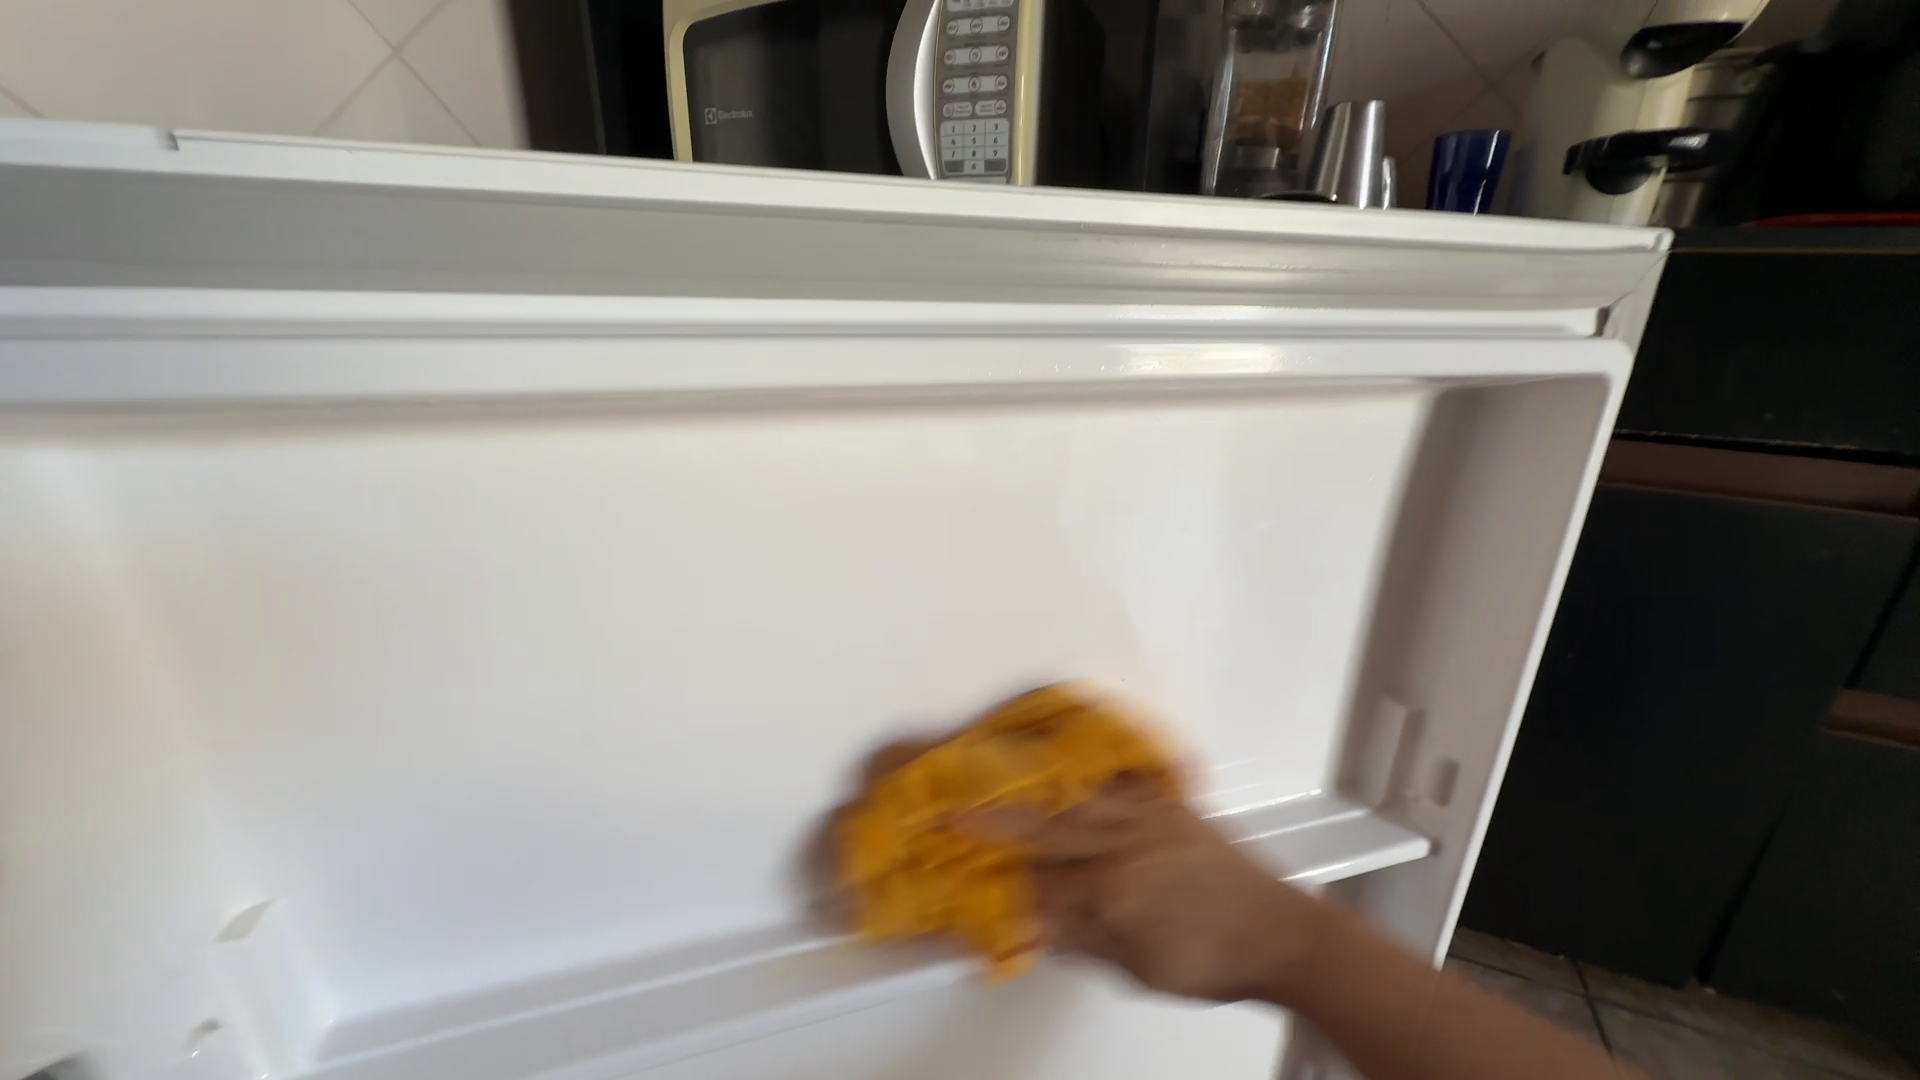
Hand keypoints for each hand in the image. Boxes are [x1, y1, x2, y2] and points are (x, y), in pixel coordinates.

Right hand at [965, 778, 1330, 1003]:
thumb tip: (1030, 928)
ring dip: (1032, 791)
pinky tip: (1064, 768)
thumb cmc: (1211, 962)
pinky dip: (1085, 777)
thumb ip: (1081, 941)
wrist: (1280, 933)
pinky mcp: (1168, 804)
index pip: (1041, 886)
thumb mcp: (1140, 968)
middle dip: (994, 824)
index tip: (966, 877)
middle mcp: (1124, 846)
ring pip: (1075, 801)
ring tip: (993, 776)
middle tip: (952, 812)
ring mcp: (1147, 818)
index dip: (1001, 884)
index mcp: (1114, 893)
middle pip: (1046, 831)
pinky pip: (1117, 784)